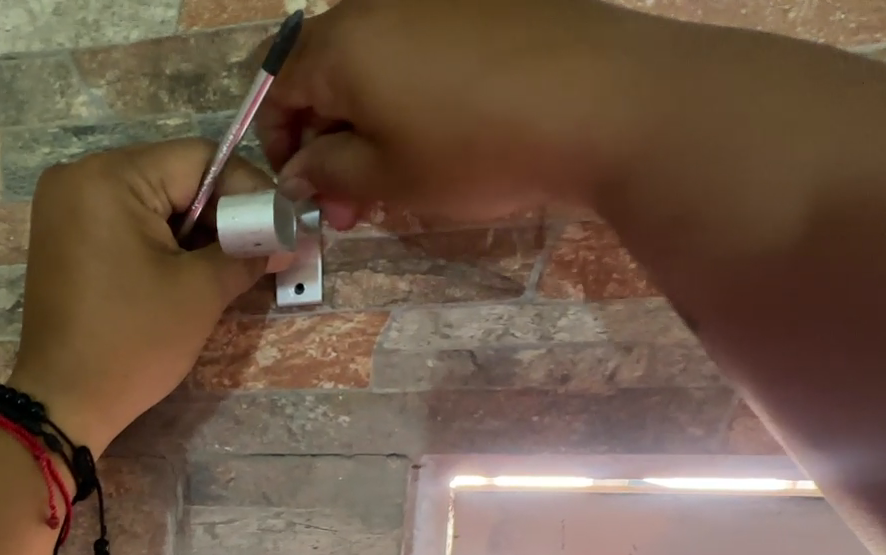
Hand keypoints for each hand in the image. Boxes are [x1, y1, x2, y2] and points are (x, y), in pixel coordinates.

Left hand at [9, 139, 271, 450]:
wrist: (64, 402)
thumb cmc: (133, 344)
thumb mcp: (200, 294)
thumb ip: (246, 253)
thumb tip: (287, 238)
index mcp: (109, 177)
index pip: (199, 160)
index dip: (248, 191)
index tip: (280, 226)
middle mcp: (79, 177)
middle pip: (173, 178)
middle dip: (220, 215)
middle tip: (259, 251)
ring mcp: (63, 209)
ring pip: (150, 202)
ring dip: (193, 232)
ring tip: (228, 268)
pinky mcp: (62, 240)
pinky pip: (124, 224)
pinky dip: (159, 244)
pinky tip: (185, 274)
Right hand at [258, 0, 649, 229]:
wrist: (607, 105)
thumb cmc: (475, 151)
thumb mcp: (385, 180)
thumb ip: (325, 173)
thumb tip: (297, 171)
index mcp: (343, 44)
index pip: (277, 87)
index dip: (278, 144)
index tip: (304, 190)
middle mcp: (381, 5)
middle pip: (325, 73)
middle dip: (325, 142)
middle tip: (350, 203)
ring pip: (374, 66)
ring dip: (367, 126)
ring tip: (395, 179)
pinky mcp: (486, 4)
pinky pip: (421, 51)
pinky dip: (409, 98)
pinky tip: (440, 140)